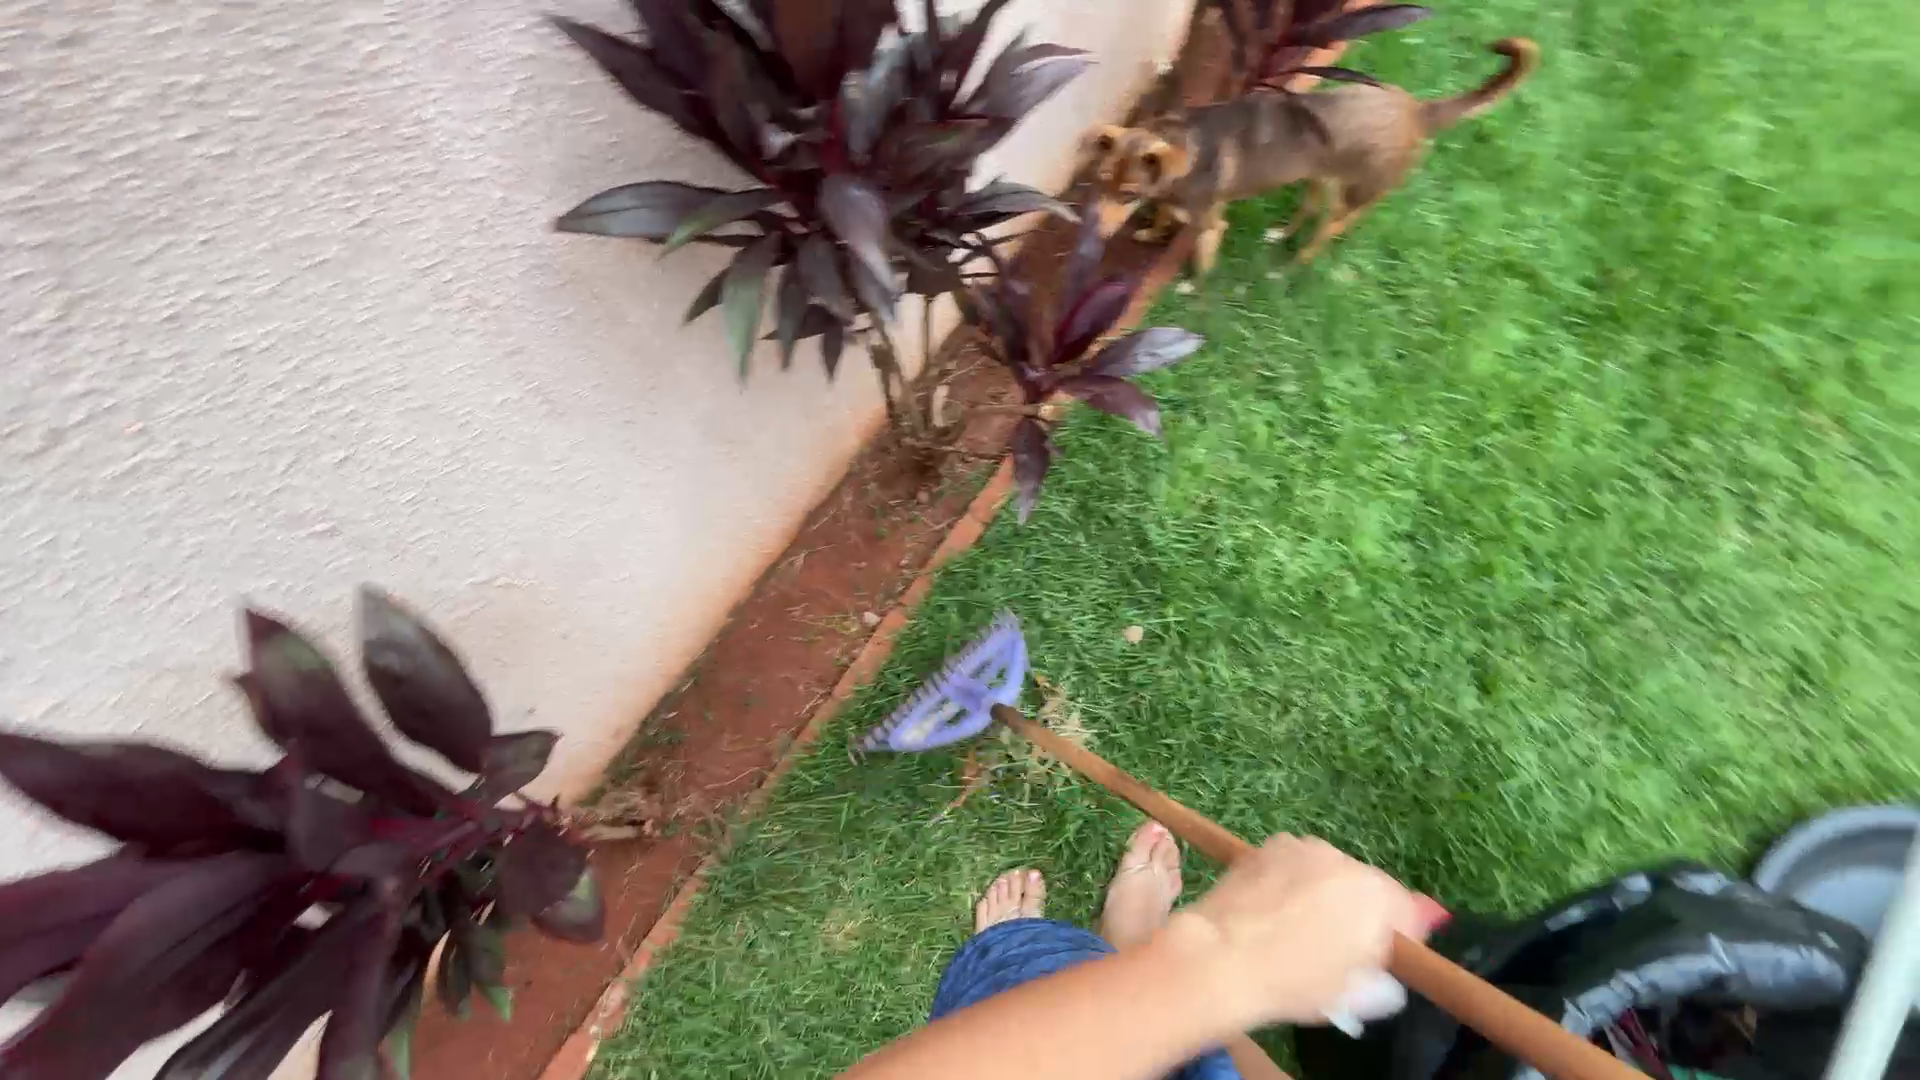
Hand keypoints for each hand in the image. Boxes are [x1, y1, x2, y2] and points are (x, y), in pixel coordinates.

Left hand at [1158, 834, 1429, 1027]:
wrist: (1224, 952)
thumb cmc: (1295, 981)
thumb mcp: (1356, 992)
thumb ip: (1384, 972)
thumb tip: (1386, 963)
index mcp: (1376, 895)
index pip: (1408, 910)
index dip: (1397, 936)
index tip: (1381, 957)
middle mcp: (1343, 860)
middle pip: (1367, 886)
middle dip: (1359, 910)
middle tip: (1339, 944)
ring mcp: (1302, 846)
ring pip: (1330, 870)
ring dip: (1325, 890)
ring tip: (1300, 924)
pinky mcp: (1268, 844)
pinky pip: (1295, 862)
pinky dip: (1293, 878)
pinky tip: (1275, 905)